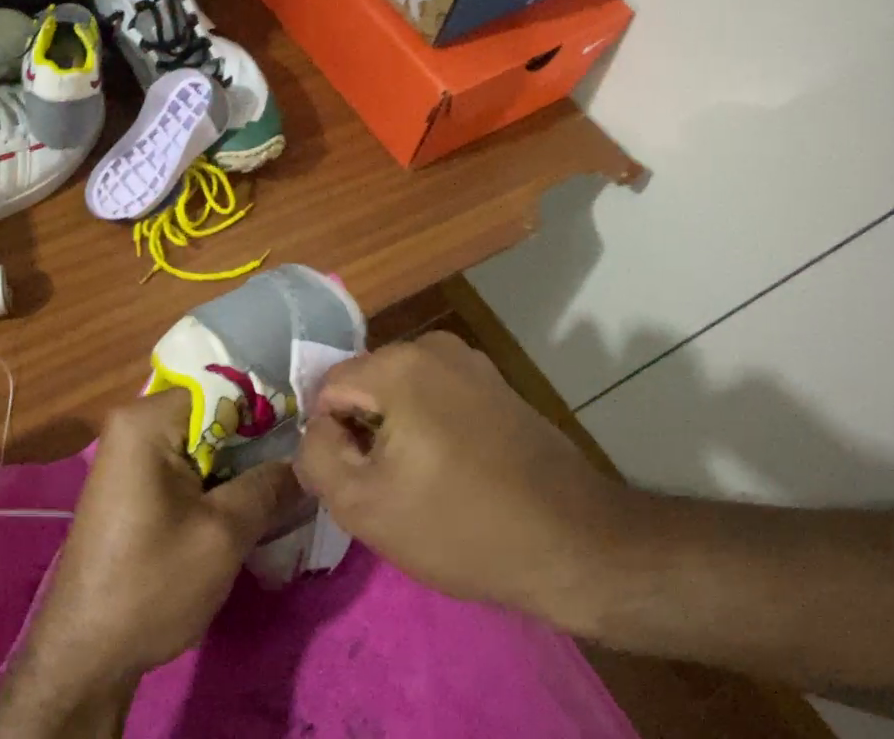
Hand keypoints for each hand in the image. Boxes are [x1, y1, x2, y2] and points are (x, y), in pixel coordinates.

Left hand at [0, 388, 303, 735]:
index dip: (270, 407)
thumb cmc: (152, 584)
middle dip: (259, 440)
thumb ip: (269, 485)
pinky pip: (187, 466)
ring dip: (242, 466)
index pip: (223, 388)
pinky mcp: (135, 486)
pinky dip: (219, 482)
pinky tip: (251, 505)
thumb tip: (308, 459)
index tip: (312, 431)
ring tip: (290, 485)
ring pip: (204, 444)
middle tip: (308, 462)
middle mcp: (133, 426)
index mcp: (146, 422)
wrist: (87, 651)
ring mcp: (131, 457)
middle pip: (213, 414)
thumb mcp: (224, 534)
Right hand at [294, 331, 632, 625]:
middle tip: (388, 491)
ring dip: (397, 437)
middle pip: (365, 389)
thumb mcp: (363, 505)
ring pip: (401, 397)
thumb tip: (317, 431)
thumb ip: (315, 457)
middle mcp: (433, 346)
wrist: (578, 546)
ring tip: (422, 489)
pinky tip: (453, 478)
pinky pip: (438, 403)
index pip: (325, 389)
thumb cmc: (461, 525)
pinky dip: (431, 434)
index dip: (329, 440)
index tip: (355, 483)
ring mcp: (472, 364)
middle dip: (364, 435)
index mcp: (397, 363)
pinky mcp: (498, 388)